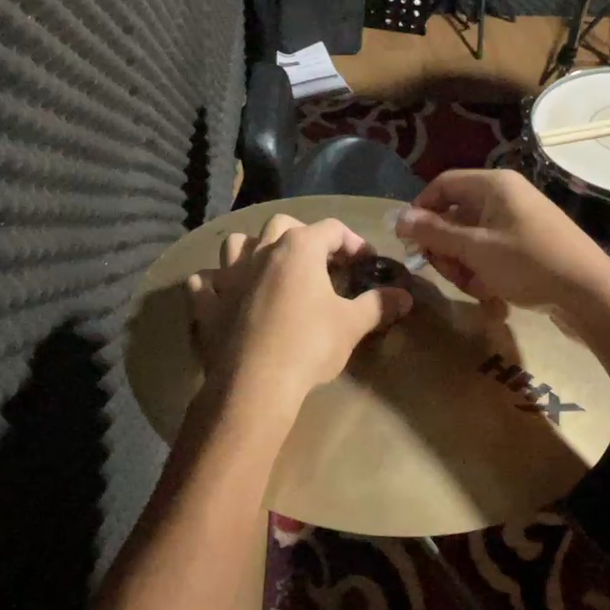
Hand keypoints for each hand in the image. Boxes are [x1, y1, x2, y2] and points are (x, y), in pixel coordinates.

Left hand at [188, 215, 413, 404]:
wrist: (256, 384)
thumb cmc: (309, 345)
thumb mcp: (352, 325)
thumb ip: (379, 305)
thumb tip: (405, 296)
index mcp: (299, 248)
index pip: (332, 229)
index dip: (353, 242)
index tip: (366, 263)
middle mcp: (262, 250)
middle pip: (283, 225)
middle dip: (303, 236)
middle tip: (320, 264)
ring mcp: (229, 274)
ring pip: (237, 243)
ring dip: (253, 249)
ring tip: (270, 270)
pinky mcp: (206, 302)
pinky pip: (204, 281)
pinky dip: (214, 283)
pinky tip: (224, 294)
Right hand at [395, 169, 609, 310]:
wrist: (591, 295)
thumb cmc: (529, 264)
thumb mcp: (476, 249)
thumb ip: (435, 233)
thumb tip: (398, 218)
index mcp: (494, 185)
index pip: (442, 185)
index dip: (421, 210)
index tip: (410, 242)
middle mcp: (505, 196)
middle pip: (455, 215)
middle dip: (446, 247)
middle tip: (449, 274)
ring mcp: (518, 221)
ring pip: (471, 239)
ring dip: (464, 266)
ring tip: (477, 290)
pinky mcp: (528, 245)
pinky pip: (491, 253)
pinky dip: (485, 273)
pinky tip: (493, 296)